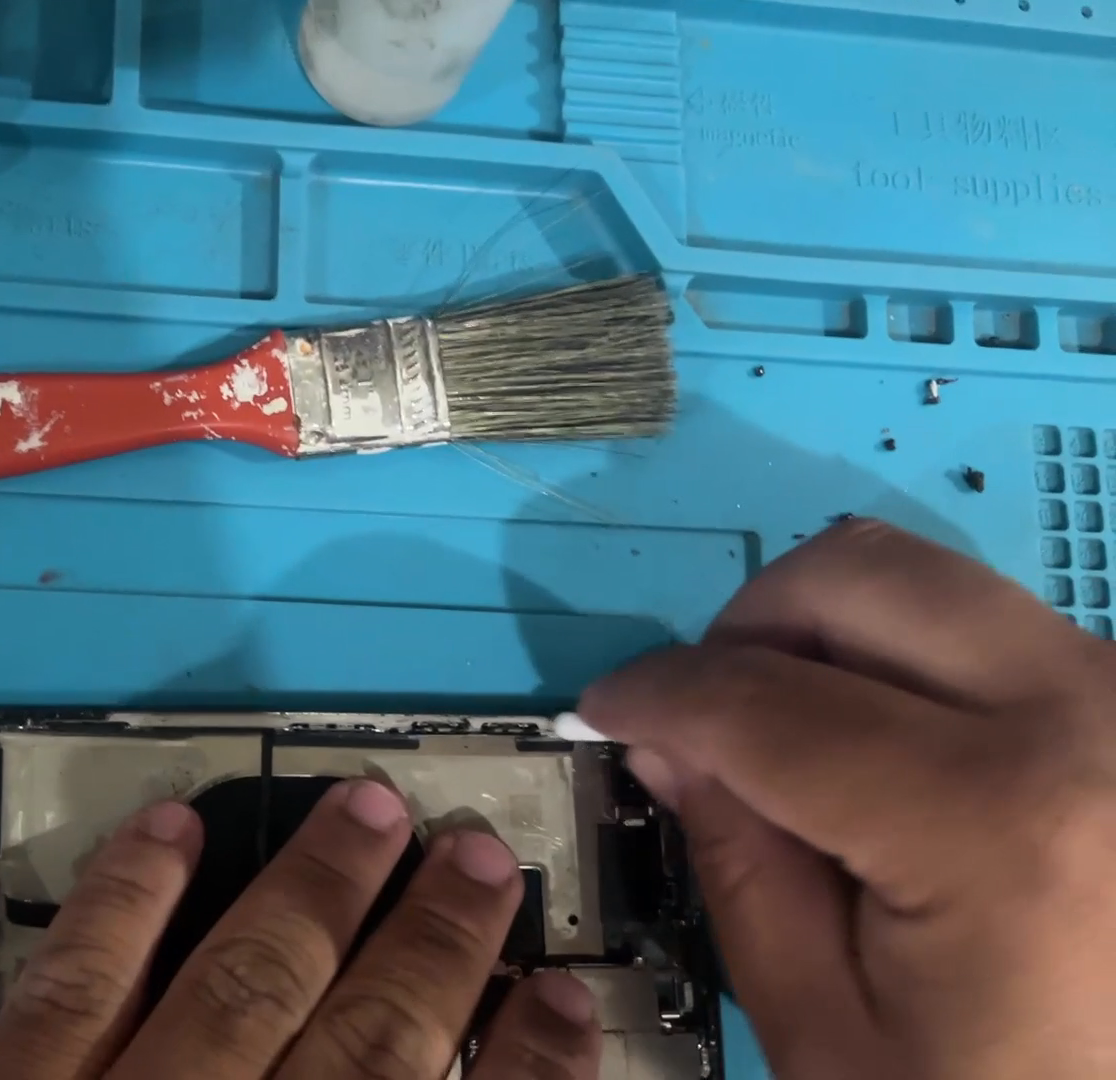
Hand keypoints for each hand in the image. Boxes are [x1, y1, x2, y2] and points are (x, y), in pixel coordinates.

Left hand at [0, 779, 600, 1079]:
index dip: (526, 1073)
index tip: (565, 996)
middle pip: (360, 1045)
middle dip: (431, 945)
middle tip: (481, 854)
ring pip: (242, 981)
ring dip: (316, 891)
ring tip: (373, 809)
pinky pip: (78, 976)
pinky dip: (129, 894)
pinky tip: (173, 822)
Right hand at [581, 520, 1115, 1079]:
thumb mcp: (824, 1016)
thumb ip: (733, 858)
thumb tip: (661, 742)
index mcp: (999, 826)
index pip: (755, 699)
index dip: (647, 693)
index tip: (599, 711)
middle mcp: (1096, 729)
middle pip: (855, 575)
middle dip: (741, 629)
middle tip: (713, 712)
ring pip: (926, 580)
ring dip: (819, 632)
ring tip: (801, 726)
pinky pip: (989, 630)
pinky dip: (898, 659)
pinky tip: (892, 750)